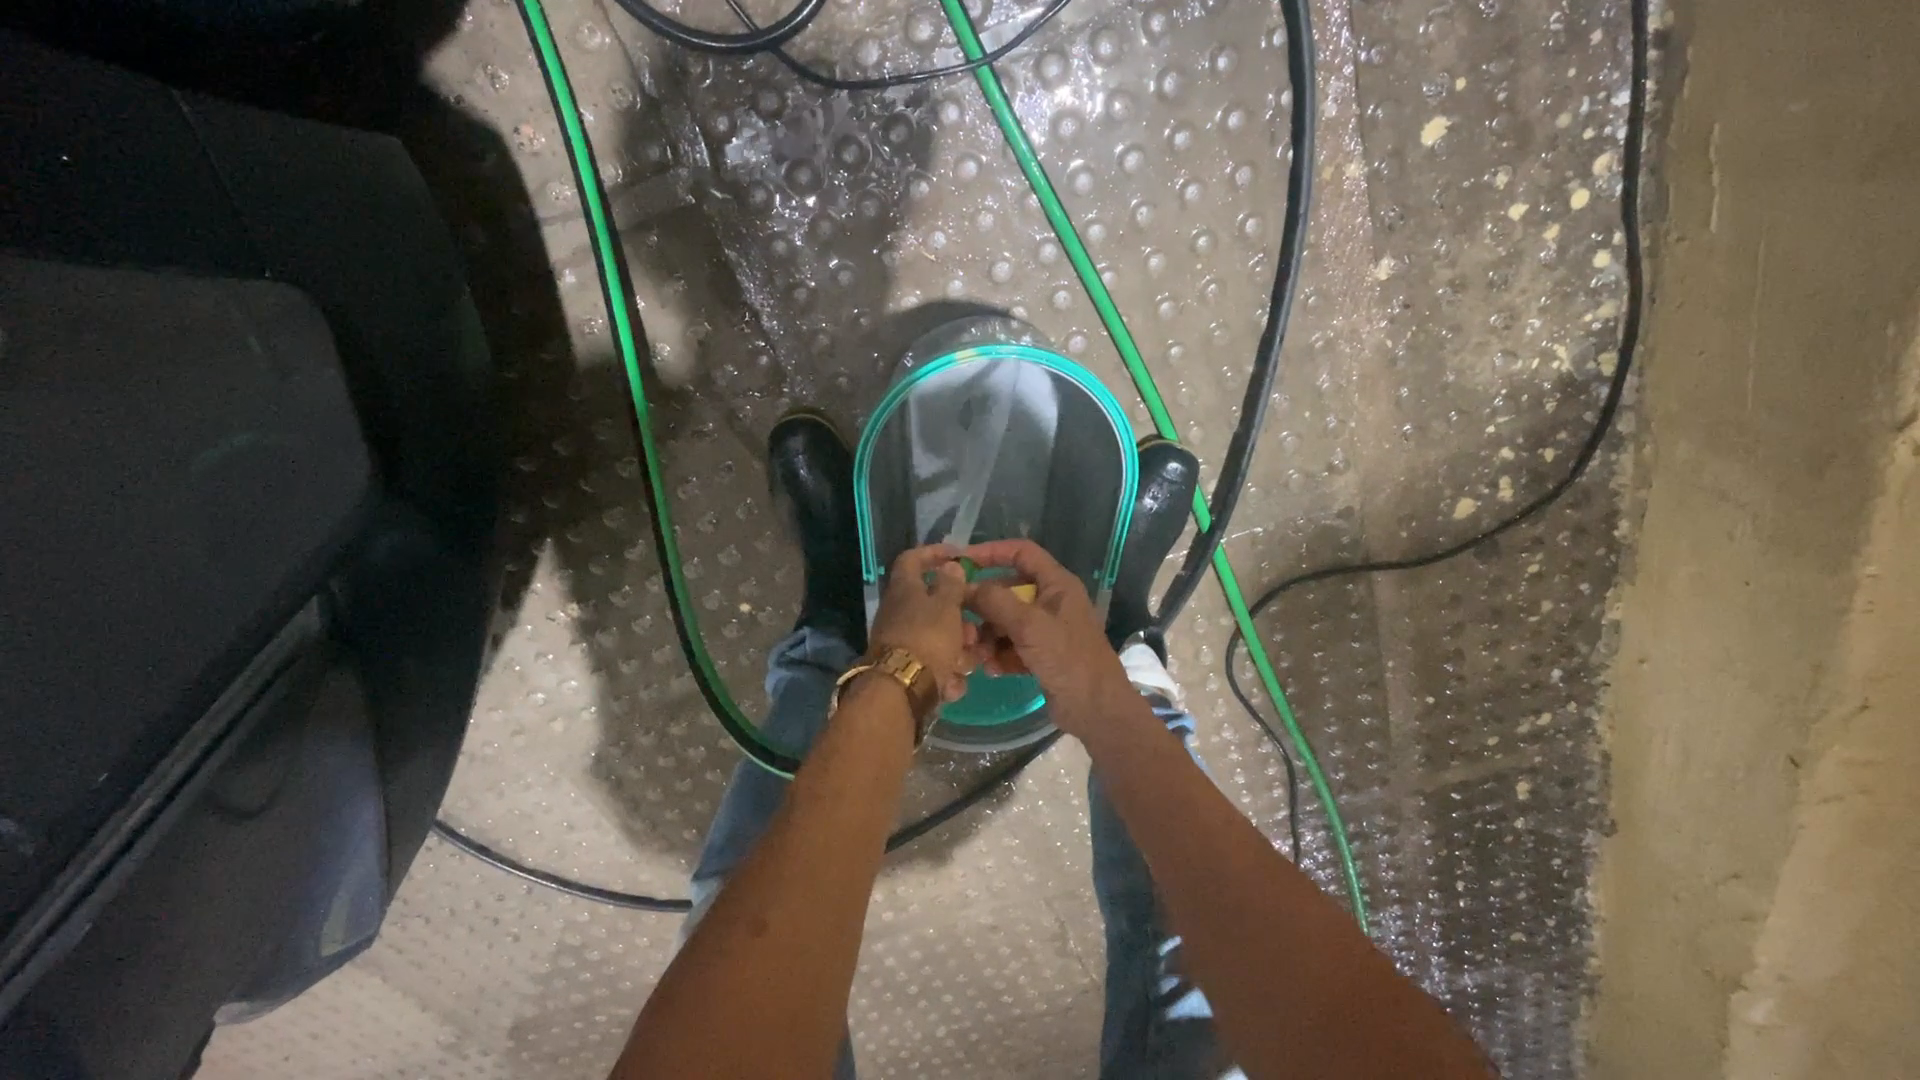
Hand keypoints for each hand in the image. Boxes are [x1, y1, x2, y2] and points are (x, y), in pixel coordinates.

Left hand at [867, 544, 973, 701]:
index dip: (933, 553)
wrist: (900, 690)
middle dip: (957, 617)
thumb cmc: (927, 638)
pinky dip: (944, 672)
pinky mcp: (904, 668)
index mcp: (904, 589)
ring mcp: (899, 641)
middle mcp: (897, 612)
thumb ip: (951, 584)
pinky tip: (952, 684)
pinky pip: (931, 664)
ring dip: (956, 648)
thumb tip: (949, 566)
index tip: (957, 555)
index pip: (912, 559)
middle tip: (974, 628)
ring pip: (935, 637)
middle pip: (930, 605)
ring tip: (970, 660)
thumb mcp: (945, 606)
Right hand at [963, 539, 1134, 737]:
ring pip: (1005, 621)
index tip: (960, 562)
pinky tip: (991, 669)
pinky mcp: (1040, 656)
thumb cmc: (1068, 658)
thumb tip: (964, 586)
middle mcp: (1051, 602)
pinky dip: (999, 655)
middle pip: (1007, 591)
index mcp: (1057, 584)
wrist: (1096, 709)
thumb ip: (995, 601)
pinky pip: (1010, 646)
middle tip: (959, 619)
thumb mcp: (1030, 626)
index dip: (991, 552)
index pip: (1021, 553)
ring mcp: (1046, 630)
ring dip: (987, 635)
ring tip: (975, 653)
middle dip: (983, 606)